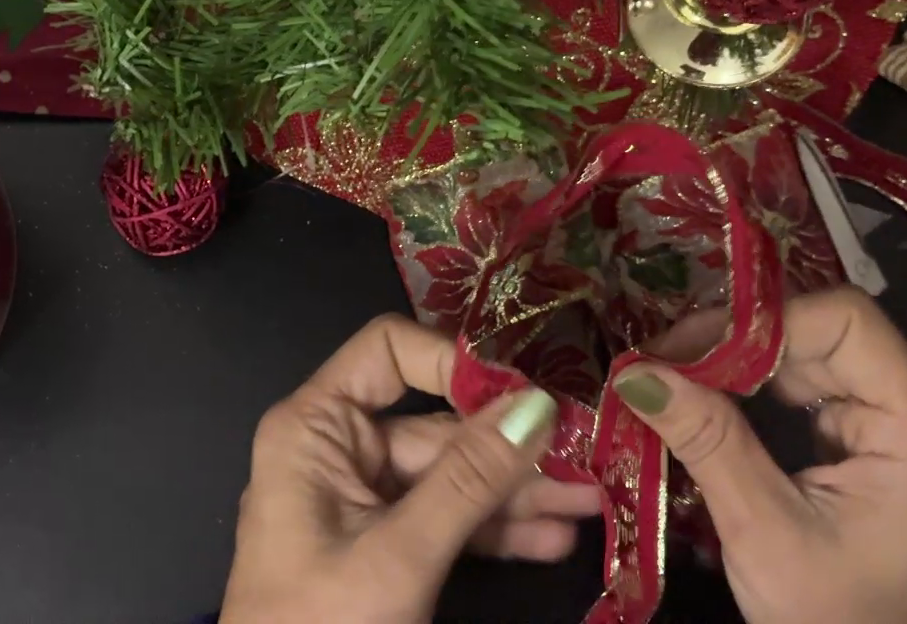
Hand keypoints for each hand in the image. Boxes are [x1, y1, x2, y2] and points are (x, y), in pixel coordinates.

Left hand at [221, 314, 600, 623]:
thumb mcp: (399, 555)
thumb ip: (469, 480)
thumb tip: (537, 406)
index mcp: (316, 424)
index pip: (388, 352)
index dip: (454, 363)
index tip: (524, 394)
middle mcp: (338, 445)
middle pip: (433, 422)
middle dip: (509, 446)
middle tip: (585, 453)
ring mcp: (362, 495)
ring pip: (448, 475)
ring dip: (516, 492)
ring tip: (590, 502)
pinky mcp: (381, 539)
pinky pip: (444, 518)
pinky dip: (493, 530)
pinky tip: (551, 539)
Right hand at [614, 288, 906, 623]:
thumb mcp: (765, 535)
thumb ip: (707, 442)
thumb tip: (634, 370)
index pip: (846, 321)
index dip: (762, 320)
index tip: (685, 346)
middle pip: (824, 326)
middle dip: (736, 337)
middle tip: (663, 357)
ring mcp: (894, 420)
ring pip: (807, 345)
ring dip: (735, 354)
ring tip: (673, 369)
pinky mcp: (865, 434)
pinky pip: (802, 376)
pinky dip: (747, 377)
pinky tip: (706, 388)